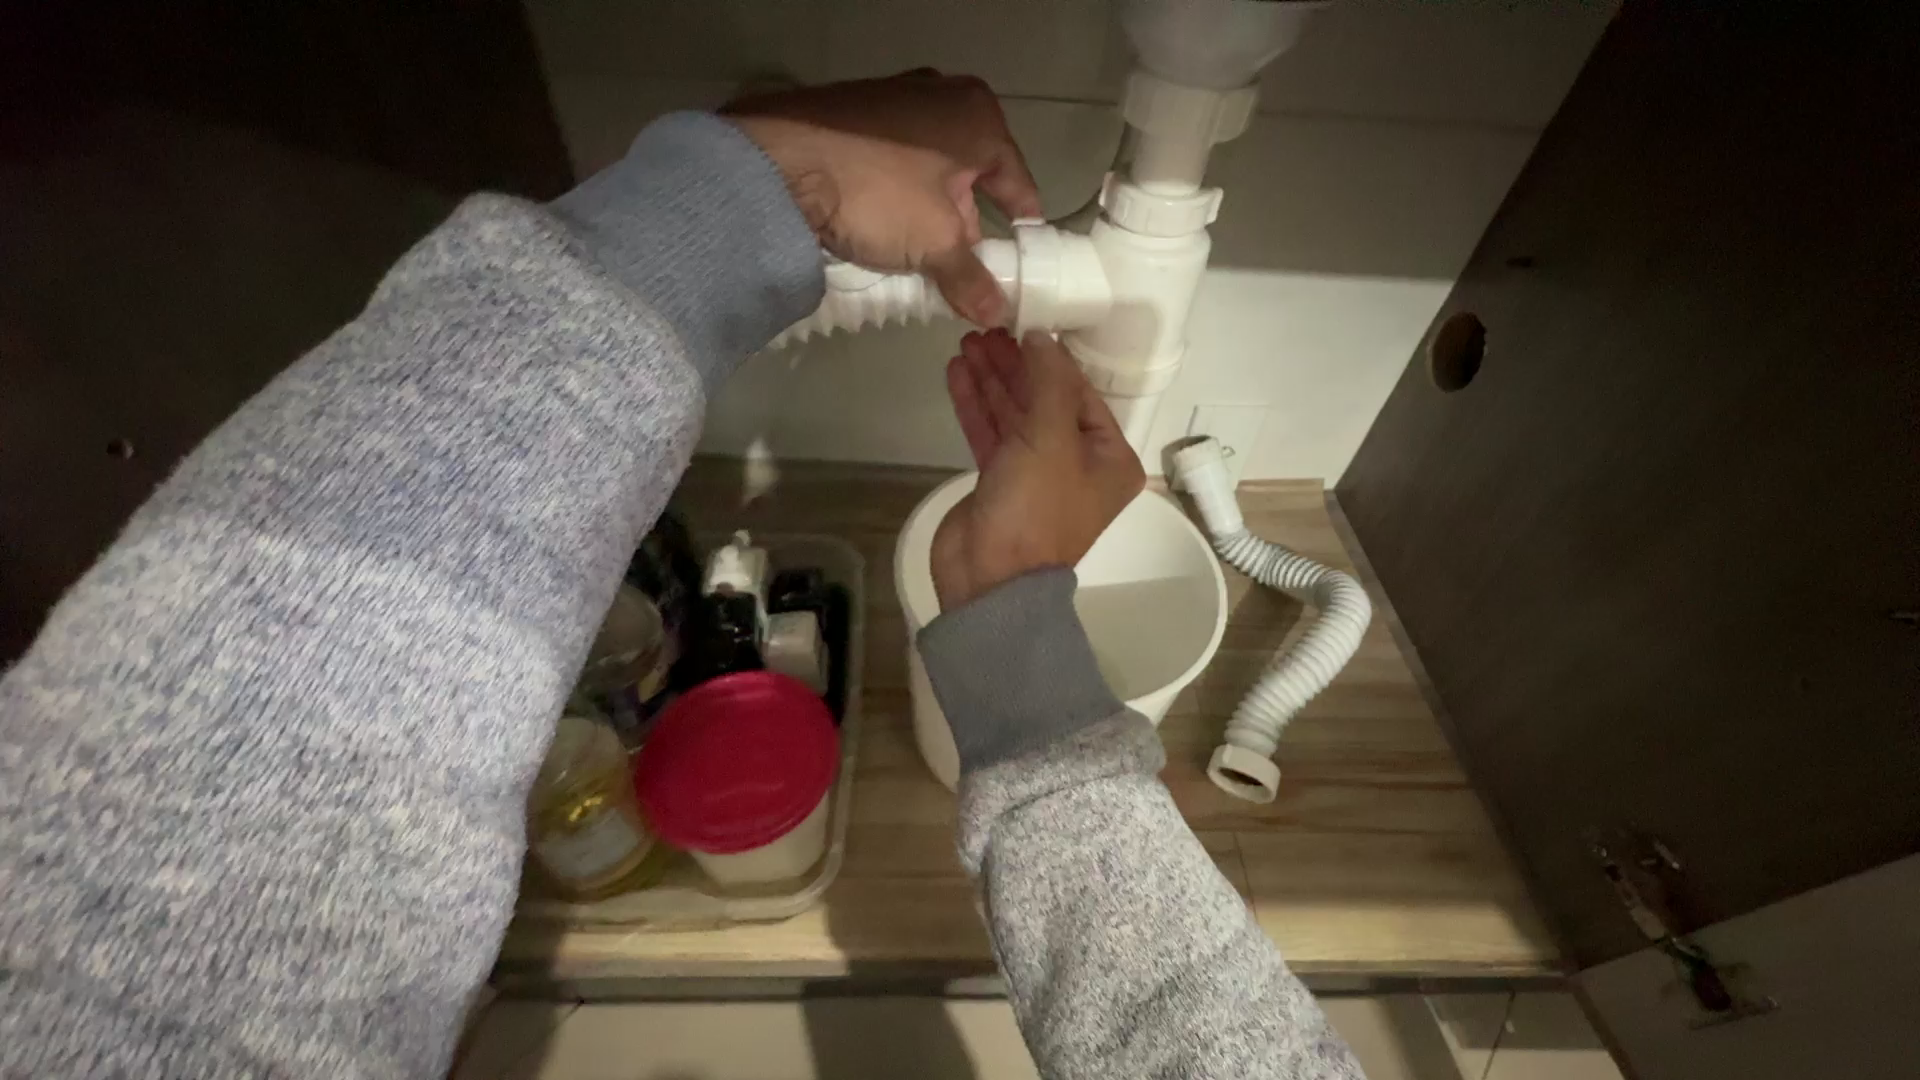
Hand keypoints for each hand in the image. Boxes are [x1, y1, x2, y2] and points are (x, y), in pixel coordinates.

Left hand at [724, 71, 1041, 326]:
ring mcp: (897, 100)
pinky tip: (886, 233)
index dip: (1021, 231)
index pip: (1018, 184)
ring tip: (922, 262)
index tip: (1020, 265)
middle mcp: (944, 97)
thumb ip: (972, 279)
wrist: (781, 163)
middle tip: (964, 274)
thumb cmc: (880, 194)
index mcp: (979, 117)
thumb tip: (996, 313)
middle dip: (969, 230)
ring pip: (932, 176)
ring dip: (931, 220)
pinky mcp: (857, 116)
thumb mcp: (936, 243)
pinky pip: (896, 168)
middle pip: (973, 180)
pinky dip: (899, 202)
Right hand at [931, 330, 1144, 609]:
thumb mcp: (1051, 436)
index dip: (1050, 357)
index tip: (1022, 324)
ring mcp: (1037, 474)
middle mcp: (1078, 463)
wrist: (991, 577)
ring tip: (966, 343)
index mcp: (1108, 457)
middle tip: (985, 329)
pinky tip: (957, 374)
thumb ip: (1049, 380)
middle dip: (1014, 366)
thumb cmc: (1036, 507)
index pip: (1081, 392)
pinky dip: (976, 406)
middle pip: (1045, 400)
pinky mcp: (1001, 482)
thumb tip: (1042, 337)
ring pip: (1015, 415)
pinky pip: (991, 435)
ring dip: (991, 381)